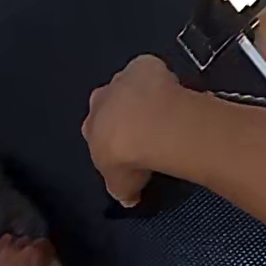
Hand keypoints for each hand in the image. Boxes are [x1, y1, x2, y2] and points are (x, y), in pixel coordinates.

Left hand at [0, 234, 55, 265]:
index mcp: (34, 256)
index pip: (44, 244)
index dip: (47, 250)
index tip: (48, 257)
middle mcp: (13, 252)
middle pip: (22, 241)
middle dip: (28, 247)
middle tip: (30, 258)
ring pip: (2, 243)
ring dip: (9, 248)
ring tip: (11, 257)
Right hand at [83, 54, 189, 206]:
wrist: (146, 126)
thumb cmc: (126, 158)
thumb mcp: (121, 185)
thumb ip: (123, 190)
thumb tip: (129, 200)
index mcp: (90, 128)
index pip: (96, 133)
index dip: (113, 142)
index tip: (129, 152)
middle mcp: (100, 100)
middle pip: (110, 106)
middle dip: (125, 116)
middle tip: (147, 133)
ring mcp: (122, 79)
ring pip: (130, 87)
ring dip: (144, 98)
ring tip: (165, 116)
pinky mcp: (144, 65)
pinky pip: (151, 71)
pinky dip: (161, 81)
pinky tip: (175, 95)